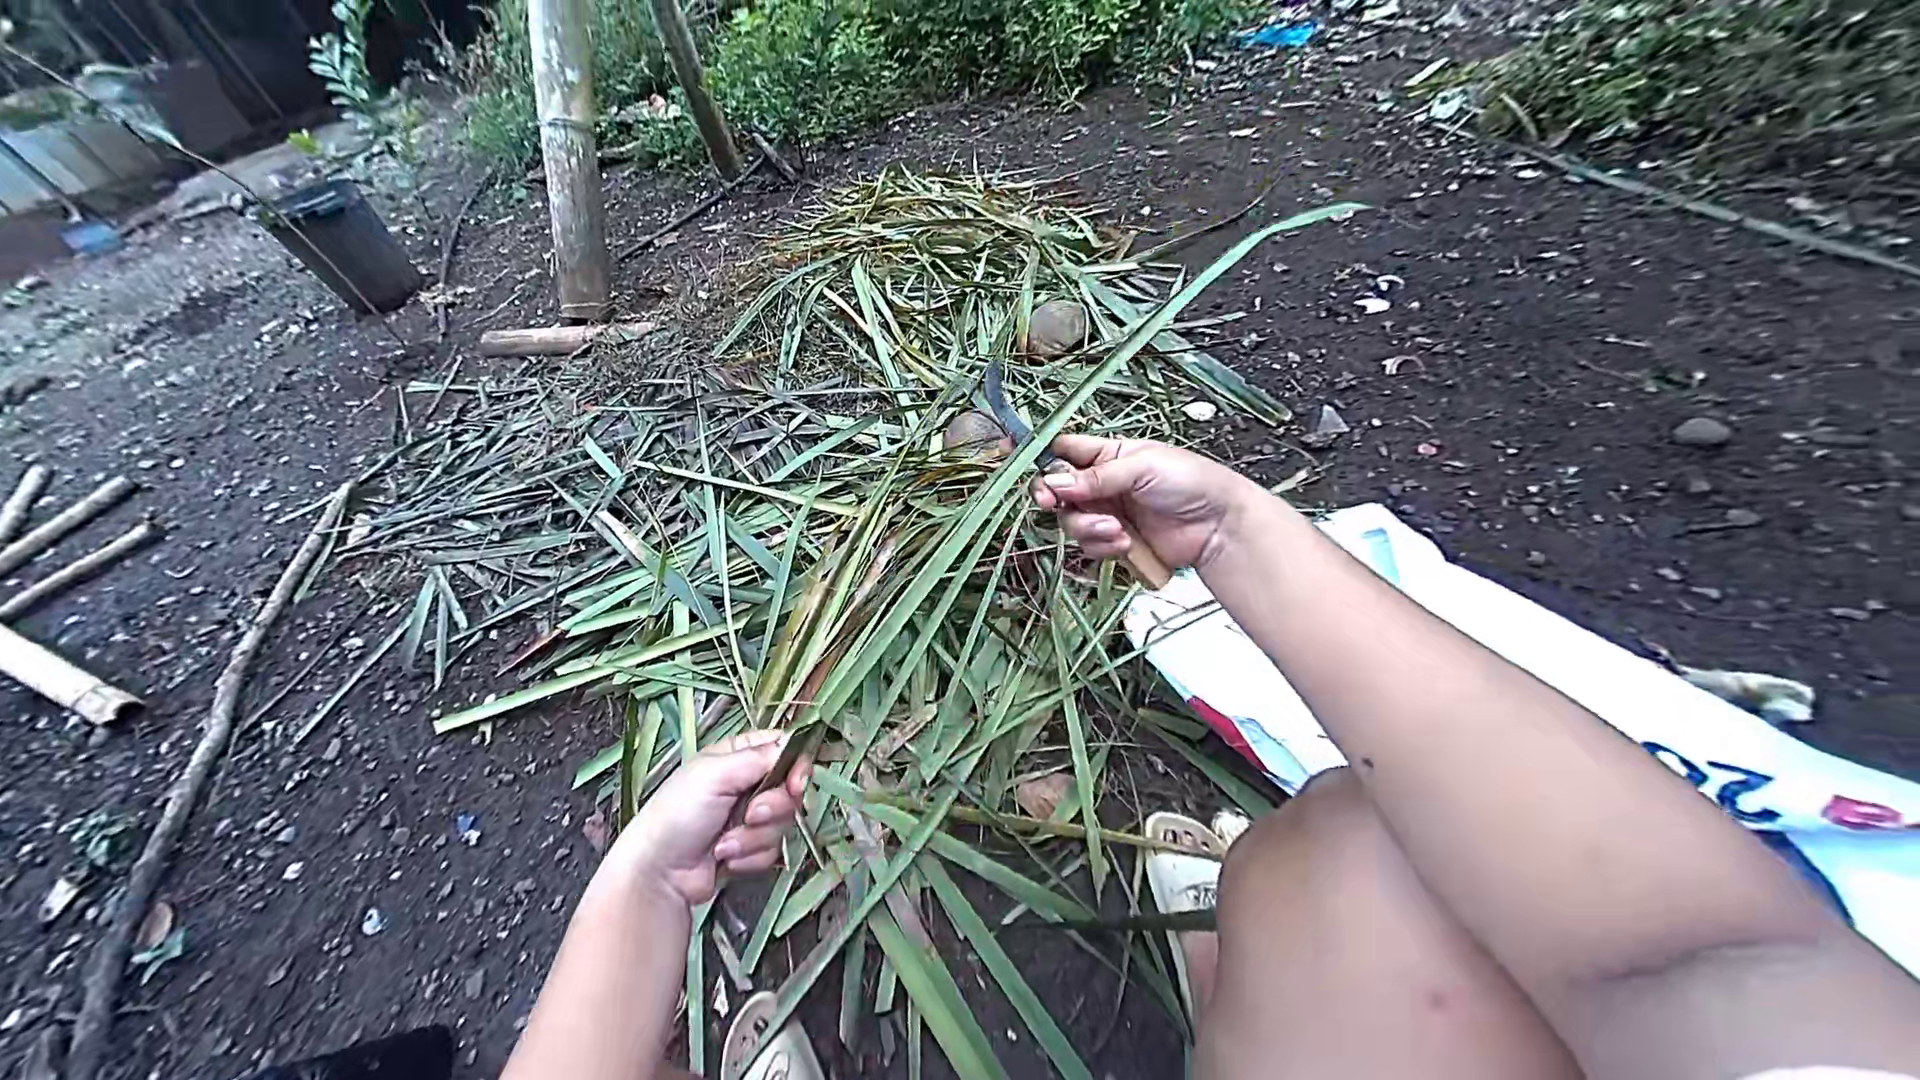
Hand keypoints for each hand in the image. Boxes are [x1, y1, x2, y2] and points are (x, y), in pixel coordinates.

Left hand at [608, 731, 810, 907]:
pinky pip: (773, 849)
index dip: (797, 766)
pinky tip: (725, 857)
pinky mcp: (751, 846)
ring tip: (724, 842)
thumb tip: (793, 745)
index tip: (796, 784)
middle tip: (750, 815)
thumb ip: (759, 757)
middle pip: (790, 788)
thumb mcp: (715, 774)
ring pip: (784, 821)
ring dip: (756, 837)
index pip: (786, 749)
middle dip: (773, 808)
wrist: (657, 875)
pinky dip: (750, 855)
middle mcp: (749, 782)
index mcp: (740, 755)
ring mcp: (750, 816)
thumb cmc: (677, 815)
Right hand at [1031, 434, 1263, 570]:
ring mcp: (1106, 514)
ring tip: (1116, 529)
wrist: (1219, 527)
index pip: (1064, 452)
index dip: (1047, 461)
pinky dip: (1103, 546)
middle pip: (1058, 490)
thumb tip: (1054, 482)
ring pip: (1070, 521)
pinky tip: (1126, 542)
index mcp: (1108, 455)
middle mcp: (1101, 484)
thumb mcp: (1143, 467)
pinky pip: (1090, 546)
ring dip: (1087, 526)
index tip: (1037, 471)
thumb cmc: (1191, 482)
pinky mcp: (1114, 542)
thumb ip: (1097, 476)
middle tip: (1052, 503)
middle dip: (1053, 498)